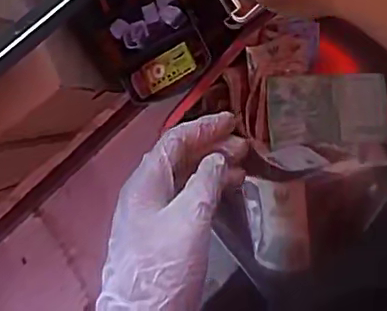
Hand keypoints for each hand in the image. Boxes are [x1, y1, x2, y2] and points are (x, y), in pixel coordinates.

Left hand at [98, 113, 245, 310]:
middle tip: (243, 146)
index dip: (205, 126)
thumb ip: (206, 180)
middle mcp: (144, 193)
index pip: (176, 138)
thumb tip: (218, 158)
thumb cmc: (164, 266)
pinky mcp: (158, 237)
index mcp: (145, 181)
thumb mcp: (190, 217)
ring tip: (241, 168)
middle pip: (180, 156)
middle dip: (213, 147)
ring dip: (212, 168)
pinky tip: (225, 193)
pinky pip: (185, 198)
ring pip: (184, 178)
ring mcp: (149, 216)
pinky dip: (207, 189)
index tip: (232, 120)